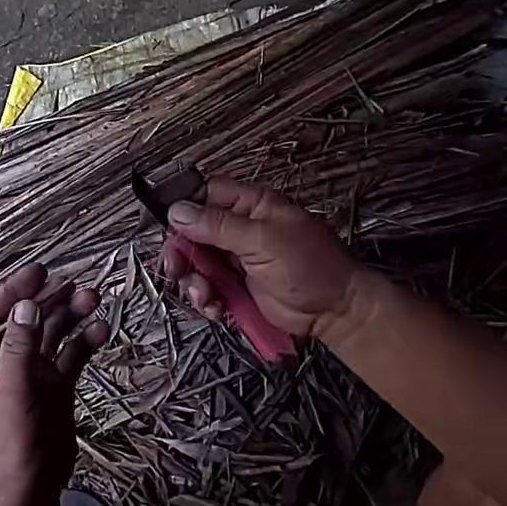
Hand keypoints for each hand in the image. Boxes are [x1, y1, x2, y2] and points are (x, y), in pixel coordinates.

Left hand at [0, 264, 106, 505]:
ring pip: (54, 334)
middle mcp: (7, 363)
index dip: (16, 289)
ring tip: (93, 298)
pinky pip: (72, 357)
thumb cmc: (5, 449)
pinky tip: (101, 329)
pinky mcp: (57, 389)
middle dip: (51, 299)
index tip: (40, 270)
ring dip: (71, 315)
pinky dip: (85, 341)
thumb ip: (19, 349)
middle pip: (30, 319)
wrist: (25, 496)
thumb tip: (27, 305)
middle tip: (77, 284)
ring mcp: (35, 375)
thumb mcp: (9, 395)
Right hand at [158, 178, 363, 339]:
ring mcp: (236, 259)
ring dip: (193, 281)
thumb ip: (219, 226)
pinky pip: (206, 288)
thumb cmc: (314, 267)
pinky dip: (205, 299)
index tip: (170, 228)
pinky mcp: (235, 287)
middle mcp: (240, 229)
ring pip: (196, 263)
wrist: (335, 311)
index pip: (206, 194)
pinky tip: (215, 307)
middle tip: (176, 268)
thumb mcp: (264, 240)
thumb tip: (180, 211)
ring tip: (205, 295)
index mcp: (252, 206)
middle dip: (181, 252)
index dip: (185, 208)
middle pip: (193, 232)